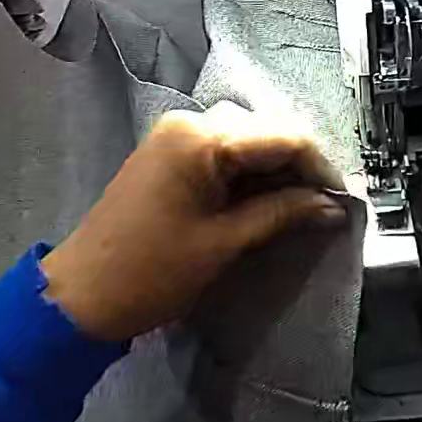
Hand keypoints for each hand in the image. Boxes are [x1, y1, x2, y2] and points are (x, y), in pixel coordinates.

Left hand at [42, 103, 346, 341]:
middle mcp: (190, 123)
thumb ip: (284, 212)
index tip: (341, 200)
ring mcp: (177, 135)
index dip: (319, 168)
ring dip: (278, 171)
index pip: (283, 138)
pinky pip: (227, 151)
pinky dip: (252, 173)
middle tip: (324, 205)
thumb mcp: (226, 241)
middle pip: (267, 133)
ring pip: (250, 140)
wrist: (80, 298)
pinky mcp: (172, 153)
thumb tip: (332, 206)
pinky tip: (269, 198)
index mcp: (201, 138)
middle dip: (300, 169)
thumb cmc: (151, 272)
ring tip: (301, 205)